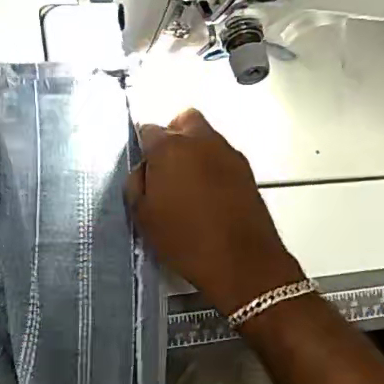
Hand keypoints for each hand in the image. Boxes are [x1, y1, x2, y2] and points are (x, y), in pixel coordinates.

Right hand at [125, 108, 304, 316]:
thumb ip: (136, 184)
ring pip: (206, 138)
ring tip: (187, 187)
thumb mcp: (143, 216)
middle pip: (184, 121)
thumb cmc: (186, 240)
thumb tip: (144, 170)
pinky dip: (212, 168)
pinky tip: (208, 197)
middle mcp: (201, 141)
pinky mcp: (247, 171)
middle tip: (165, 168)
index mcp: (169, 147)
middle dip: (173, 136)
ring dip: (195, 152)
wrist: (242, 262)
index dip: (143, 148)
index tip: (144, 169)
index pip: (148, 130)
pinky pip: (222, 158)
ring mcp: (228, 154)